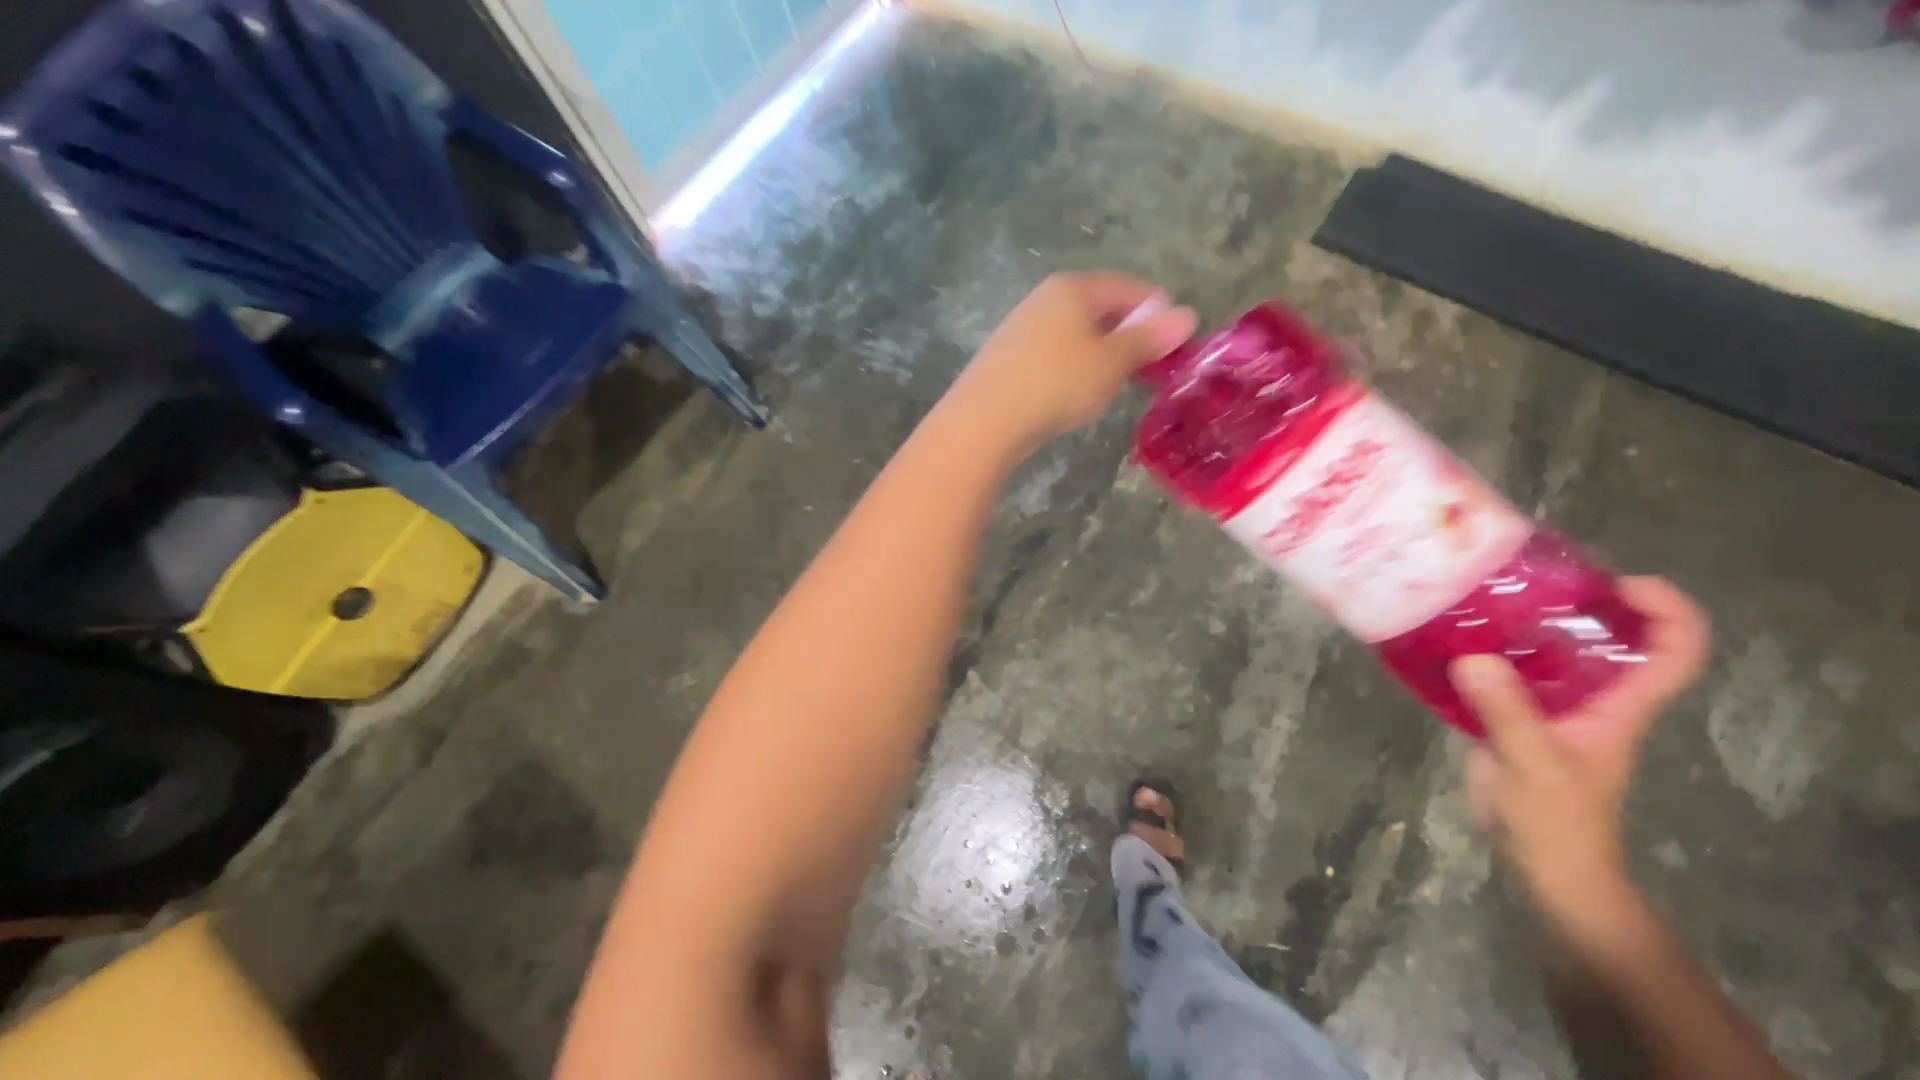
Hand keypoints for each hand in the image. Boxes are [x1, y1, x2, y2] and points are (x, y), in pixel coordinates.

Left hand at [950, 272, 1197, 448]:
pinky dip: (1075, 368)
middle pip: (1101, 309)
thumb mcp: (1112, 362)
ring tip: (1116, 385)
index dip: (1158, 311)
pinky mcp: (1008, 357)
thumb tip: (1187, 314)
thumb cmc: (1056, 383)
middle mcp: (1044, 298)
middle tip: (1152, 368)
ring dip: (1103, 354)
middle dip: (1130, 335)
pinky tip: (1076, 395)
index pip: (1129, 287)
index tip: (1178, 342)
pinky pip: (1056, 354)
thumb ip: (1149, 339)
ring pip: (1078, 333)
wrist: (984, 421)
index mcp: (1073, 287)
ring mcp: (1022, 326)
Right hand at [1450, 578, 1708, 932]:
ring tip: (1483, 598)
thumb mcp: (1534, 766)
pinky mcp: (1512, 723)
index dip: (1667, 612)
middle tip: (1534, 579)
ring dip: (1523, 626)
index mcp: (1619, 708)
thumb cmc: (1558, 824)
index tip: (1623, 584)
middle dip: (1581, 604)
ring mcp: (1551, 712)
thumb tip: (1472, 657)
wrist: (1544, 872)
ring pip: (1550, 656)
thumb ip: (1507, 713)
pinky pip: (1502, 678)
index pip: (1672, 653)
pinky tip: (1449, 643)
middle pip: (1609, 641)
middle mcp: (1591, 700)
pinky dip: (1482, 657)